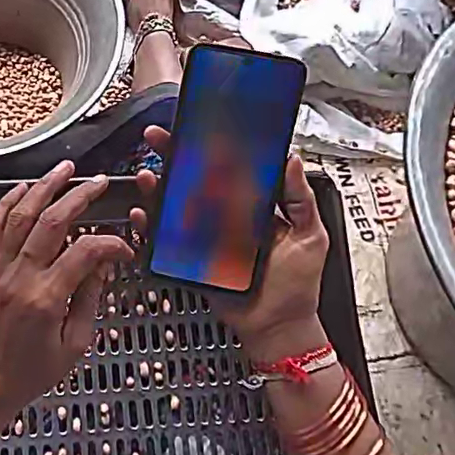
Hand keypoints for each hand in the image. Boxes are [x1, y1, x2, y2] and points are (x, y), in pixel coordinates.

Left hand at [0, 161, 134, 416]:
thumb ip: (90, 299)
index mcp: (46, 299)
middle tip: (99, 182)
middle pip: (50, 222)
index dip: (110, 244)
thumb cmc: (32, 372)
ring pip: (20, 216)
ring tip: (64, 169)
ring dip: (43, 187)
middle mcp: (19, 277)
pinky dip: (7, 203)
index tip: (123, 250)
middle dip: (78, 196)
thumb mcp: (76, 344)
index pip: (84, 252)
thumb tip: (103, 265)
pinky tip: (23, 187)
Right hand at [130, 127, 330, 359]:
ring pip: (174, 206)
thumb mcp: (310, 236)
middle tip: (158, 139)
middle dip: (173, 158)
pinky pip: (165, 240)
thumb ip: (301, 199)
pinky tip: (144, 215)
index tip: (196, 129)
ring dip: (157, 188)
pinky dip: (150, 227)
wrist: (278, 325)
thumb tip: (292, 161)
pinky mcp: (190, 259)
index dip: (210, 148)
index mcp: (252, 206)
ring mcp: (205, 237)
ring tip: (149, 176)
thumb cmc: (297, 285)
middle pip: (193, 181)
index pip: (228, 168)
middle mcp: (225, 217)